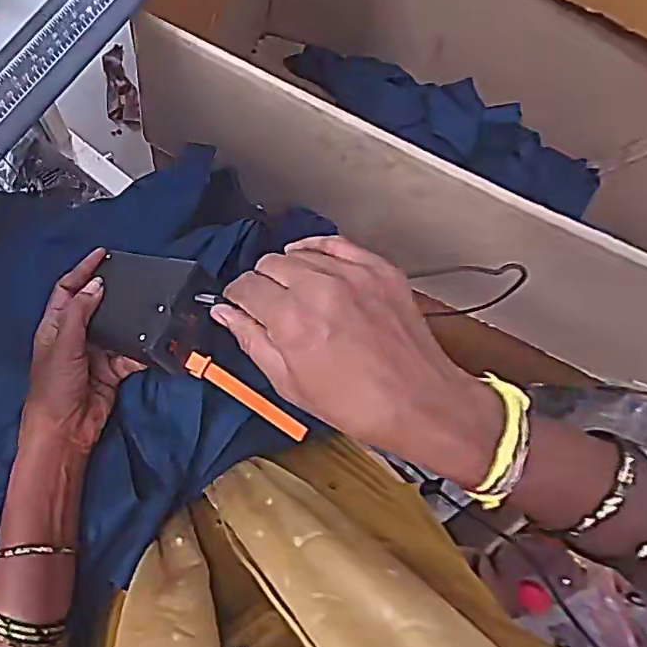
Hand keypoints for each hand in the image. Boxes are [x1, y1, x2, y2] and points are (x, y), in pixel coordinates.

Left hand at [22, 249, 146, 453]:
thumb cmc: (54, 387)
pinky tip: (152, 343)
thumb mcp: (64, 344)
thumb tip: (96, 284)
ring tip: (147, 304)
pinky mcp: (111, 371)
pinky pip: (129, 354)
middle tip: (131, 276)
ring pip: (115, 329)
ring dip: (129, 320)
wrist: (66, 430)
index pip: (68, 289)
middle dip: (111, 292)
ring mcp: (94, 354)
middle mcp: (74, 337)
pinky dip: (141, 350)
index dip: (83, 270)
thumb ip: (79, 312)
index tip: (102, 254)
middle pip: (94, 305)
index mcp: (55, 326)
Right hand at [211, 235, 502, 483]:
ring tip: (294, 293)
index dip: (235, 298)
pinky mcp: (378, 269)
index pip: (245, 287)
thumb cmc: (359, 404)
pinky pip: (335, 243)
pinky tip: (314, 266)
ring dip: (288, 269)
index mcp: (292, 321)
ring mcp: (353, 275)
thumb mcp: (289, 383)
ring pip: (298, 252)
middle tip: (266, 304)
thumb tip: (227, 315)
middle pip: (268, 264)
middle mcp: (321, 290)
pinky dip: (318, 251)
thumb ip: (251, 341)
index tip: (239, 306)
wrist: (419, 402)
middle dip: (260, 283)